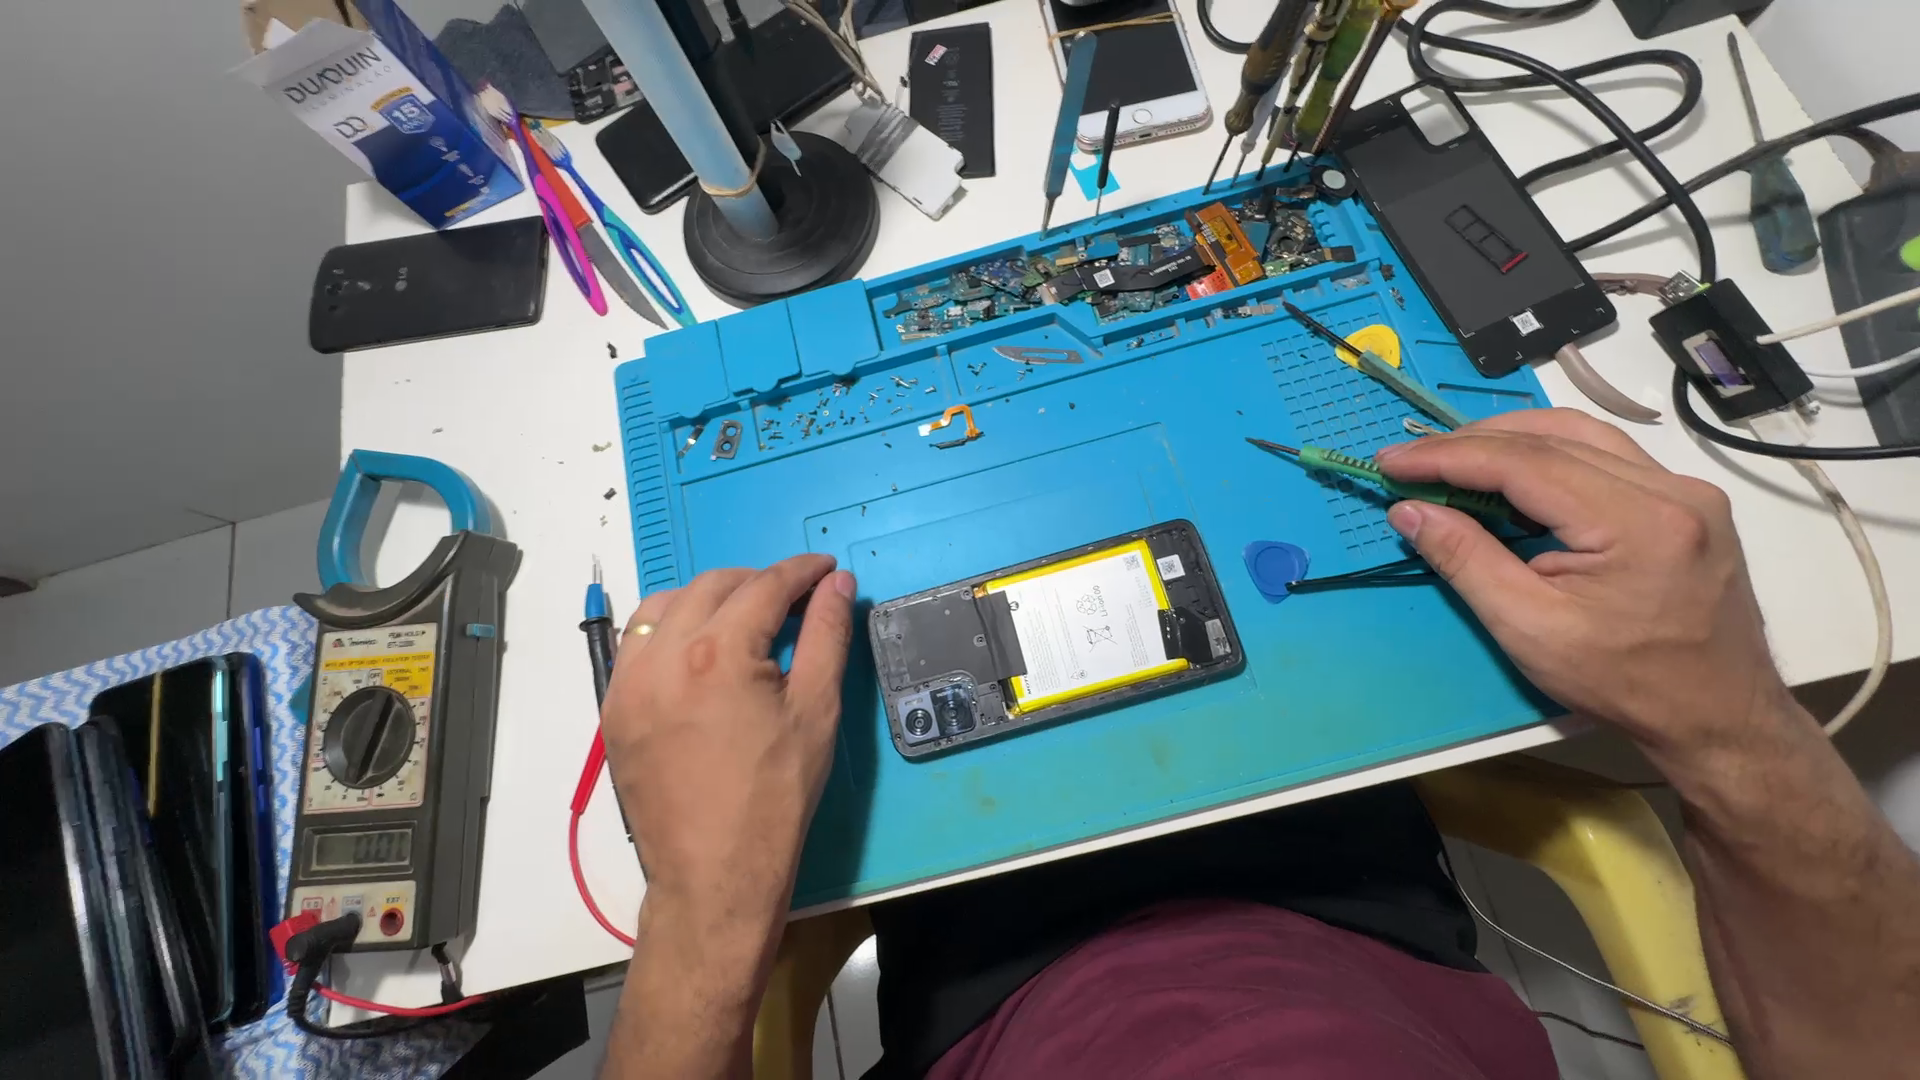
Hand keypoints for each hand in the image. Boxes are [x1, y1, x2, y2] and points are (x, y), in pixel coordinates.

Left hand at [599, 554, 855, 941]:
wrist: (715, 873)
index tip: (826, 568)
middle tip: (795, 596)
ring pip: (664, 605)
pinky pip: (637, 644)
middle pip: (713, 586)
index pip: (764, 587)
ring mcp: (627, 683)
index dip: (801, 571)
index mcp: (717, 653)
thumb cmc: (778, 794)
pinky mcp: (613, 709)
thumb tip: (838, 583)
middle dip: (759, 580)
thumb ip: (827, 634)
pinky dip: (670, 627)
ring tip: (744, 616)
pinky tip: (699, 649)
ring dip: (709, 597)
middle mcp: (662, 656)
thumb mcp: (817, 710)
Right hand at [1375, 408, 1797, 752]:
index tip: (1391, 463)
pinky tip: (1506, 472)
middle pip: (1551, 437)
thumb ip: (1465, 559)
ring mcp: (1684, 491)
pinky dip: (1541, 453)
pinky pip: (1601, 454)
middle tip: (1408, 459)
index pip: (1523, 464)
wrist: (1717, 715)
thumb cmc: (1619, 680)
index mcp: (1637, 521)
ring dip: (1505, 439)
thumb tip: (1408, 511)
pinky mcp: (1682, 501)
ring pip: (1579, 434)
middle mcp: (1671, 489)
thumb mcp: (1525, 626)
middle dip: (1468, 442)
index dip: (1447, 457)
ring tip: (1448, 457)